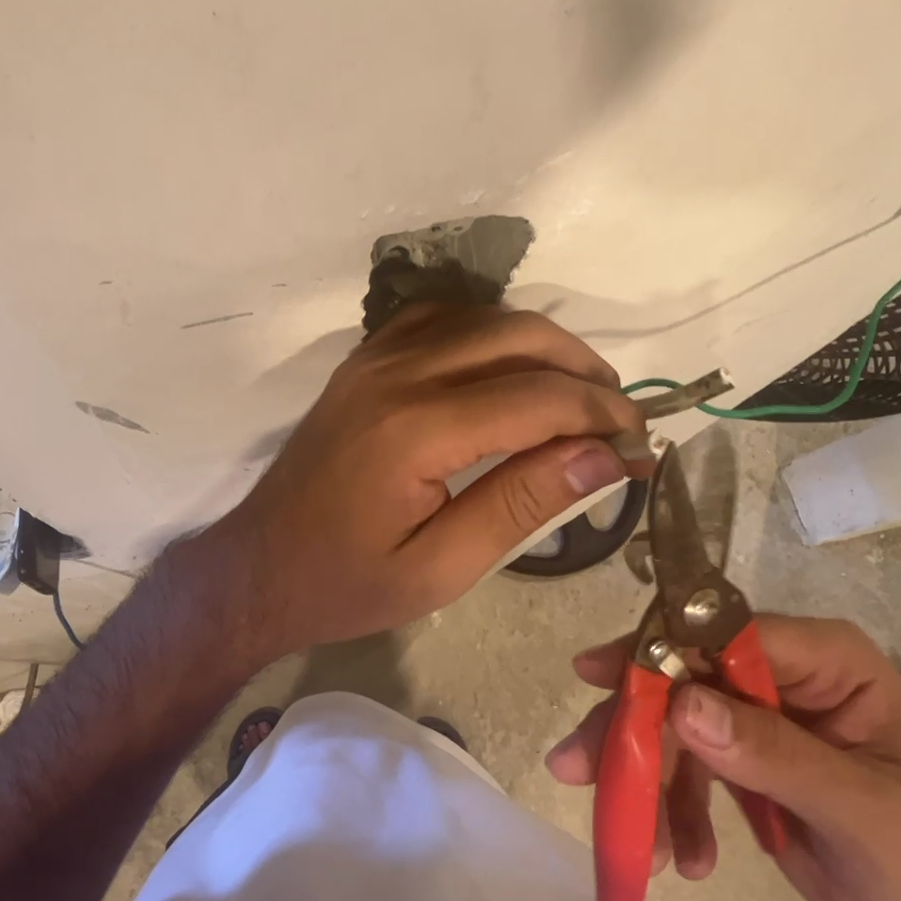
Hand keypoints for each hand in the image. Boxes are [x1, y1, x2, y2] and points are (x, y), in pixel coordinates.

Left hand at [206, 304, 646, 661]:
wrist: (258, 566)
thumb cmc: (346, 583)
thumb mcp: (440, 568)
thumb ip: (521, 504)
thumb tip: (604, 456)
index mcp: (417, 430)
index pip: (539, 396)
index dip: (603, 414)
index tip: (641, 446)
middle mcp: (396, 374)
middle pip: (517, 337)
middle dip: (584, 370)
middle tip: (620, 418)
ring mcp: (373, 358)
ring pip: (481, 318)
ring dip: (542, 345)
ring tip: (580, 394)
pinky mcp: (362, 361)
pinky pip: (439, 319)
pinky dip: (488, 332)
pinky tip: (508, 368)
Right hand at [545, 614, 900, 900]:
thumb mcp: (864, 811)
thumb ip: (775, 754)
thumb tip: (683, 702)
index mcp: (823, 659)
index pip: (724, 633)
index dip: (659, 649)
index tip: (598, 676)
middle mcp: (781, 675)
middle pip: (683, 678)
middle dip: (633, 727)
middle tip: (576, 767)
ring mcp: (758, 719)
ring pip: (672, 725)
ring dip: (644, 779)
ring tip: (635, 840)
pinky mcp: (741, 762)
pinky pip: (684, 770)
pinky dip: (671, 811)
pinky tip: (683, 858)